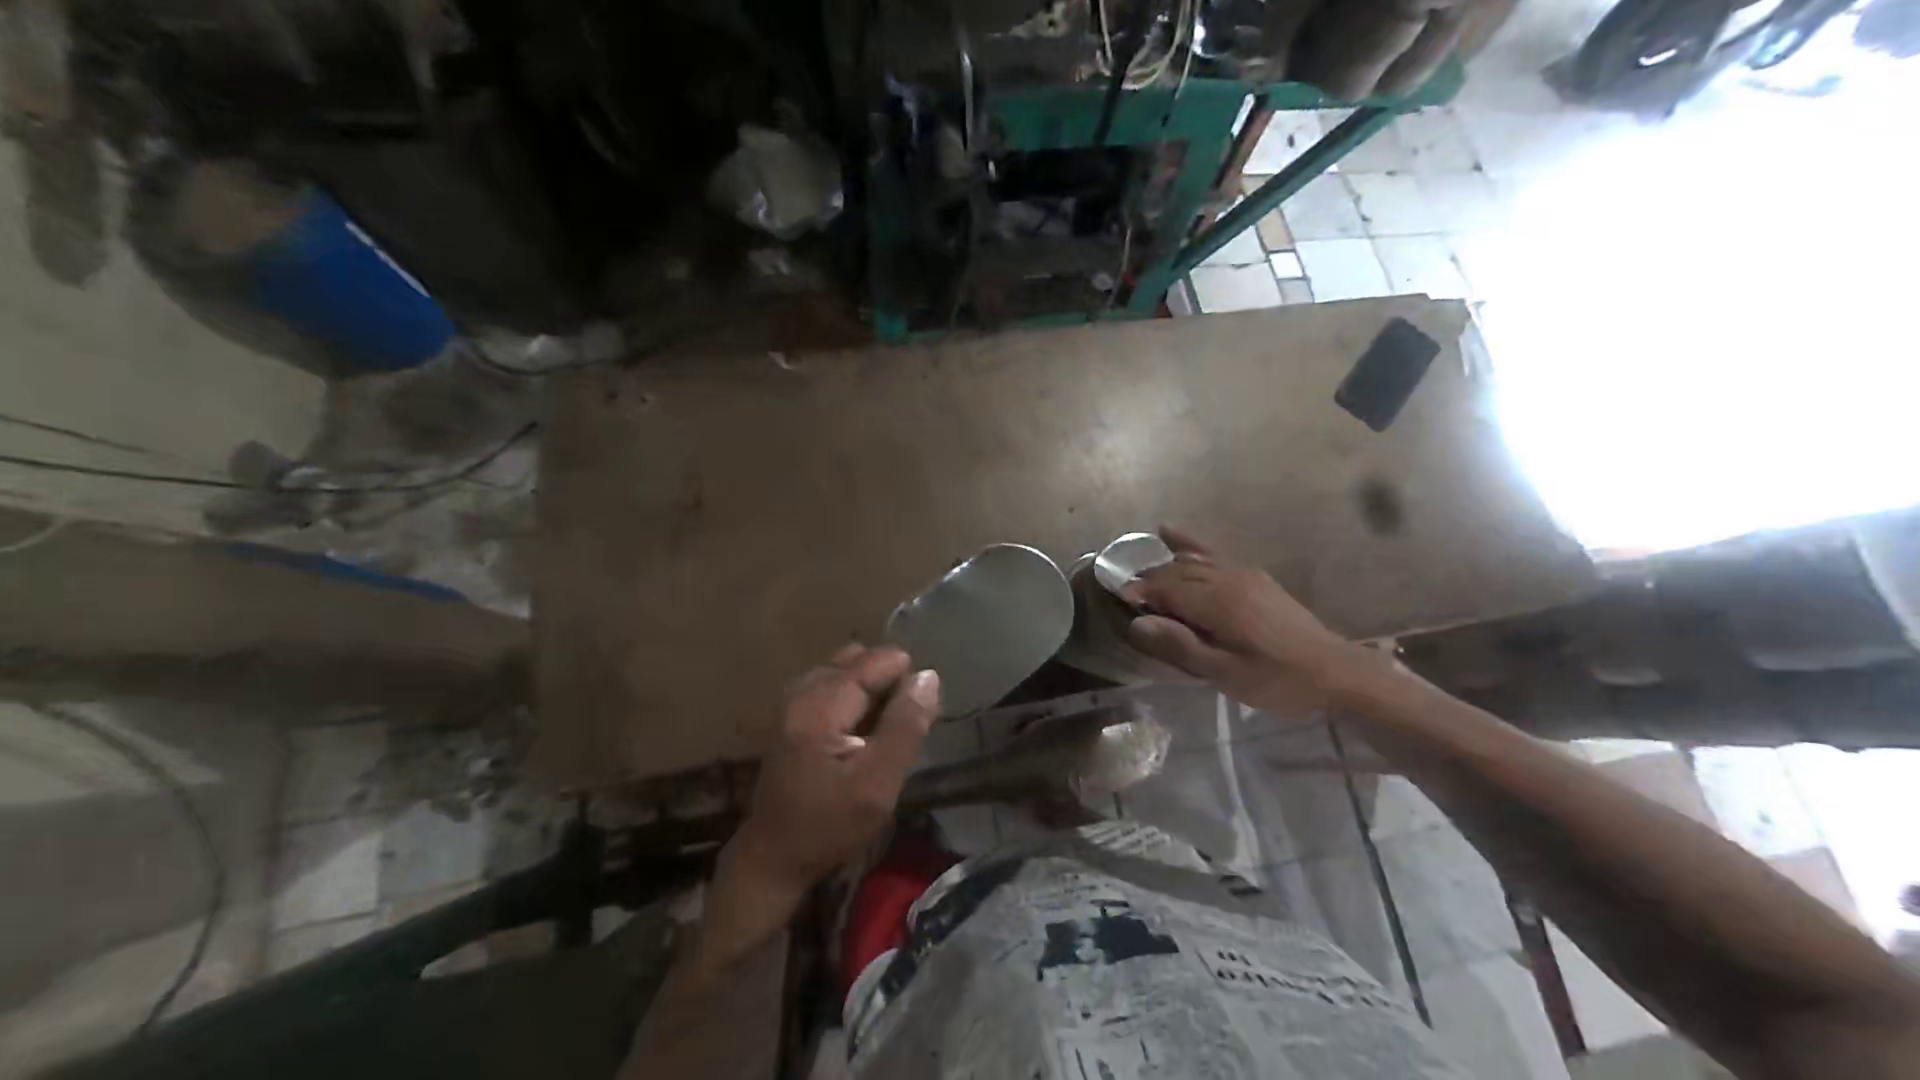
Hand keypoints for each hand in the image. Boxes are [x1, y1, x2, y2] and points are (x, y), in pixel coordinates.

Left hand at [728, 643, 941, 896]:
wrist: (774, 857)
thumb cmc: (828, 825)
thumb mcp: (877, 784)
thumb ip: (905, 726)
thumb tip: (928, 676)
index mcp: (819, 704)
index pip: (877, 661)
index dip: (907, 681)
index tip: (921, 717)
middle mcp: (802, 689)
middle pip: (861, 658)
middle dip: (890, 684)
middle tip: (900, 729)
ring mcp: (793, 699)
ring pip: (848, 669)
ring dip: (874, 691)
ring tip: (884, 732)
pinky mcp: (792, 712)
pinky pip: (835, 684)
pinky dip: (856, 699)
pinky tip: (862, 733)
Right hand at [1124, 527, 1376, 712]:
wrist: (1335, 672)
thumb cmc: (1277, 679)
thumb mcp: (1226, 674)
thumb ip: (1181, 646)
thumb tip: (1138, 624)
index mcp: (1219, 602)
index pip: (1167, 587)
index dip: (1140, 591)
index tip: (1119, 599)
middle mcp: (1228, 578)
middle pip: (1177, 570)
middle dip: (1149, 578)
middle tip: (1129, 594)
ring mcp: (1244, 573)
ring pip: (1194, 560)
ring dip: (1166, 565)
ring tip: (1145, 575)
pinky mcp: (1255, 577)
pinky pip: (1214, 554)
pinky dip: (1190, 544)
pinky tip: (1173, 534)